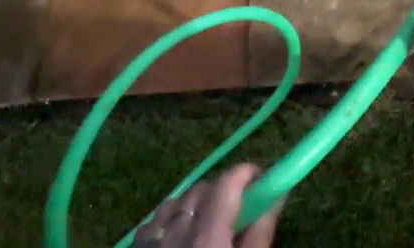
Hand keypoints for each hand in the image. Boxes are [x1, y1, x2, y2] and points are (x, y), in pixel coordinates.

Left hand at [133, 165, 280, 247]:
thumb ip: (260, 232)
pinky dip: (170, 220)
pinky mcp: (135, 247)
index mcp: (208, 234)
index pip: (227, 182)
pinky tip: (178, 236)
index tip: (261, 178)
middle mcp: (177, 229)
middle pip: (203, 189)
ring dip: (195, 204)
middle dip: (223, 192)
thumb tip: (278, 192)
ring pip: (177, 201)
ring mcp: (151, 239)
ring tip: (208, 224)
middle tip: (239, 210)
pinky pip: (153, 220)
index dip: (246, 173)